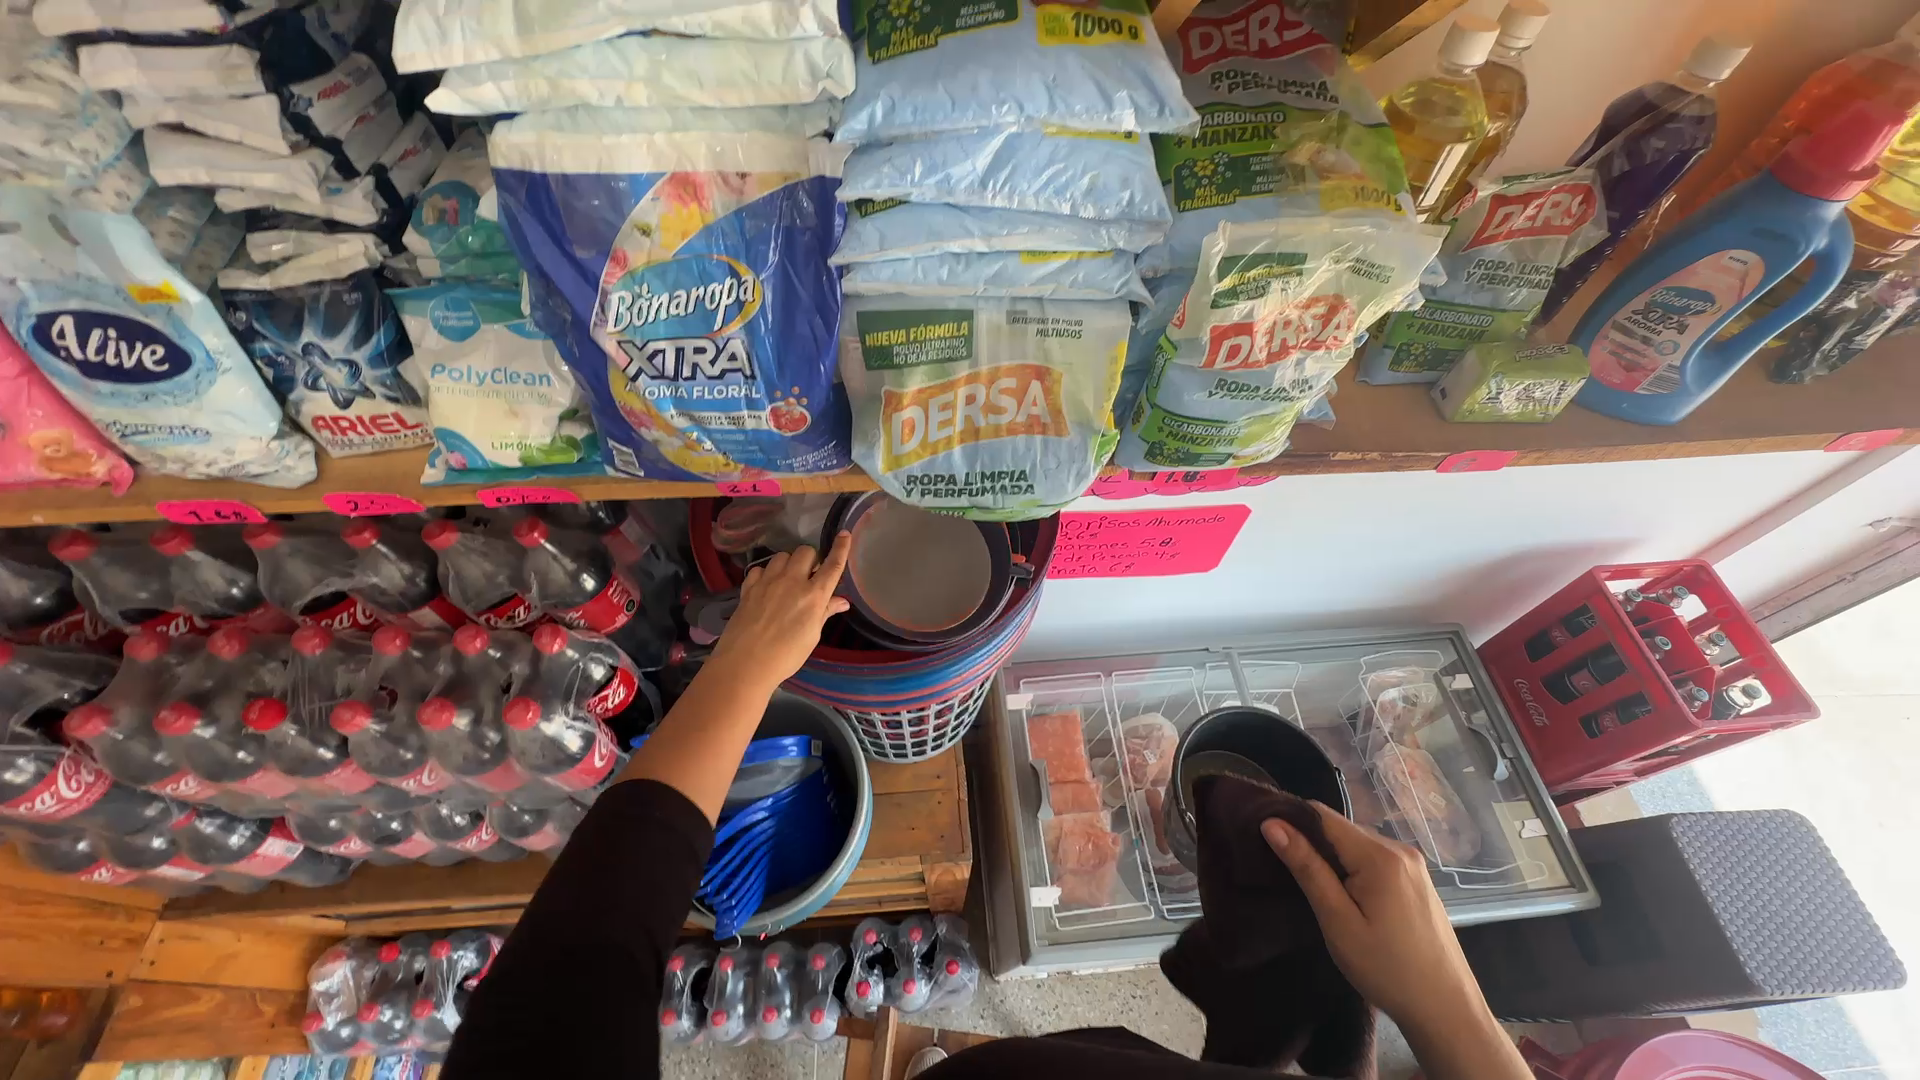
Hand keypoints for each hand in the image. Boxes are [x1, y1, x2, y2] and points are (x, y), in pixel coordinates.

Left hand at [709, 532, 851, 688]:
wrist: (746, 664)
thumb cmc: (786, 656)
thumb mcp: (812, 636)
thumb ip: (825, 612)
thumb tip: (841, 600)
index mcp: (813, 595)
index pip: (832, 565)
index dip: (840, 548)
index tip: (844, 534)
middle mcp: (792, 582)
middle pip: (805, 552)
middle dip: (811, 559)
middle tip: (810, 575)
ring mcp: (768, 582)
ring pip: (782, 556)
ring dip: (789, 564)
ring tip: (787, 580)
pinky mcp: (748, 587)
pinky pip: (760, 569)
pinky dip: (766, 574)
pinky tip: (766, 587)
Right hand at [1261, 802, 1484, 1030]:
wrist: (1448, 1013)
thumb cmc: (1387, 970)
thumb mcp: (1338, 921)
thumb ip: (1307, 868)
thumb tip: (1271, 824)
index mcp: (1380, 855)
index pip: (1322, 816)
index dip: (1291, 822)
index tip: (1265, 841)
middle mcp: (1400, 849)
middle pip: (1339, 829)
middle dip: (1311, 844)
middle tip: (1288, 875)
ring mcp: (1413, 864)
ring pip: (1355, 844)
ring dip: (1332, 859)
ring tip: (1316, 889)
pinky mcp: (1417, 880)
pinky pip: (1373, 858)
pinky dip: (1353, 869)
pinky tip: (1347, 897)